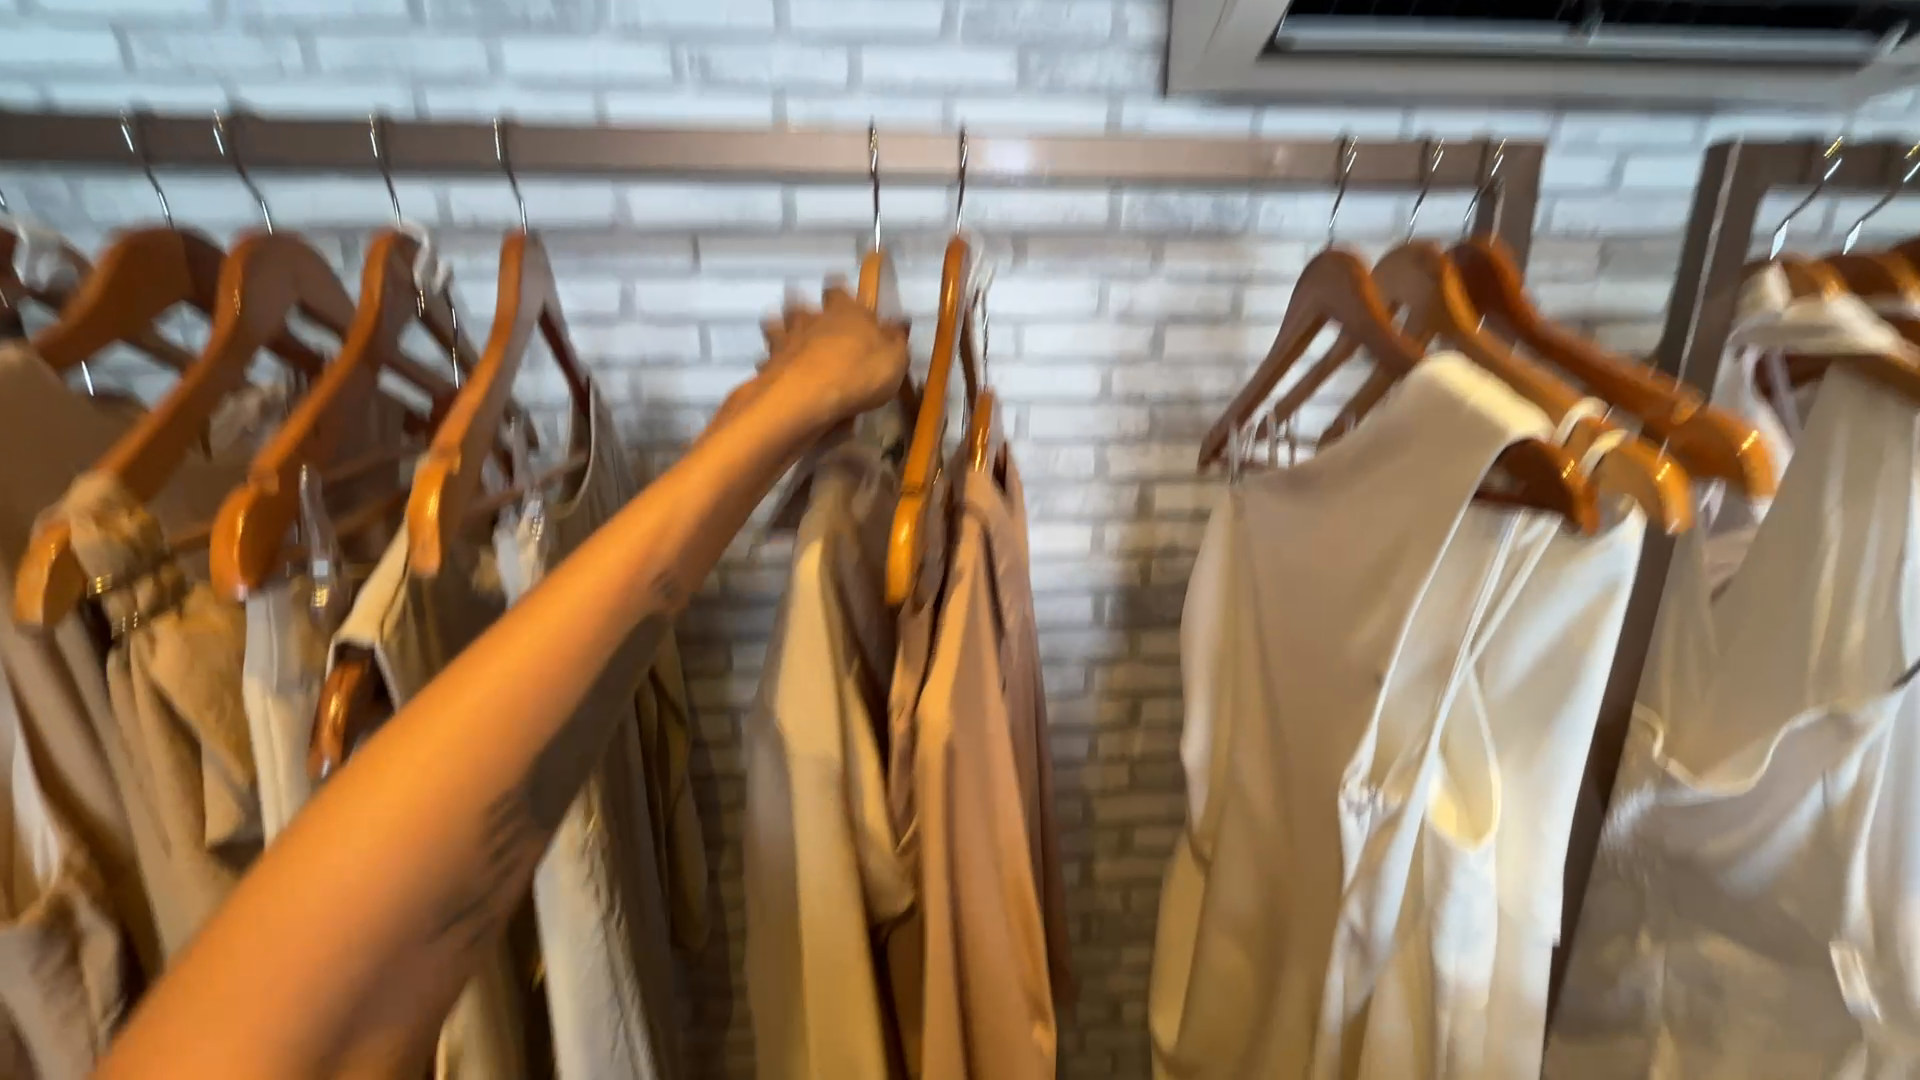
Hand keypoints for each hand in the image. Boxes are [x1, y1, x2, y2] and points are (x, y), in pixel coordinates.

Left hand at [753, 284, 909, 430]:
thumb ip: (895, 340)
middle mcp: (811, 318)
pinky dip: (771, 363)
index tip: (842, 298)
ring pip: (776, 325)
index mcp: (844, 310)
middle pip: (799, 302)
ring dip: (780, 331)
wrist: (809, 396)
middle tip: (809, 322)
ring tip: (790, 345)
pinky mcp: (769, 365)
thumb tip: (898, 324)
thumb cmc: (860, 372)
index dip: (839, 293)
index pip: (838, 289)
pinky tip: (779, 375)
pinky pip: (767, 359)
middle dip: (802, 309)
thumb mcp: (895, 358)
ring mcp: (785, 340)